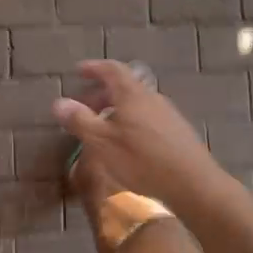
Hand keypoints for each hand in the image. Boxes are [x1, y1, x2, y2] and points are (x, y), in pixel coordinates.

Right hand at [51, 59, 222, 209]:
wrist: (194, 184)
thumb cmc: (143, 160)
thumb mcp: (103, 143)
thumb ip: (80, 121)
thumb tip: (58, 102)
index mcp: (132, 93)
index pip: (111, 69)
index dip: (94, 68)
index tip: (78, 71)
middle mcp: (151, 97)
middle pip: (123, 86)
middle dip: (101, 92)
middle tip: (84, 107)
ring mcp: (167, 114)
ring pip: (136, 103)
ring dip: (116, 108)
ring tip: (103, 127)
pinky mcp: (177, 132)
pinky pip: (147, 116)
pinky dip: (131, 120)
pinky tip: (127, 143)